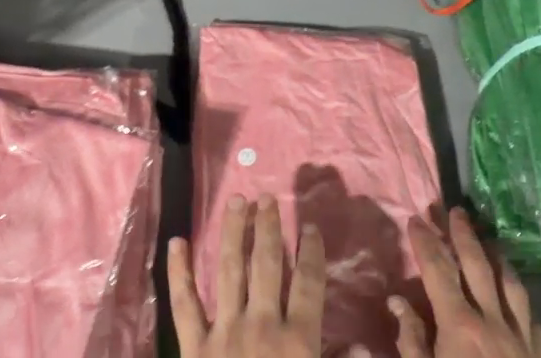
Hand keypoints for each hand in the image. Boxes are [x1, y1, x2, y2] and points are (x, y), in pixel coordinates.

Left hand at [168, 194, 327, 357]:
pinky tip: (176, 242)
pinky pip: (184, 305)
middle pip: (266, 265)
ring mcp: (224, 331)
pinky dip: (178, 272)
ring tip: (236, 201)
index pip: (308, 284)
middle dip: (268, 228)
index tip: (309, 227)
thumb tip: (363, 344)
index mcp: (297, 340)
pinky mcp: (194, 347)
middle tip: (266, 197)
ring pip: (230, 271)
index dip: (311, 253)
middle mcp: (261, 324)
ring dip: (233, 233)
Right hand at [391, 208, 540, 357]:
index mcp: (459, 326)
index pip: (439, 271)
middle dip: (463, 235)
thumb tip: (398, 303)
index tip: (415, 219)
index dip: (425, 242)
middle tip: (454, 210)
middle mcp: (493, 322)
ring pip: (511, 286)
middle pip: (478, 266)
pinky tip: (516, 296)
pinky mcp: (539, 357)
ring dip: (497, 258)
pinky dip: (520, 299)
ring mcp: (521, 339)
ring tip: (488, 241)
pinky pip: (531, 318)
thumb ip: (410, 342)